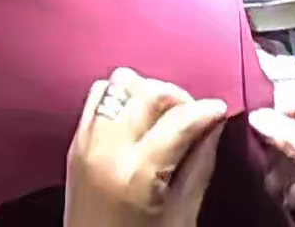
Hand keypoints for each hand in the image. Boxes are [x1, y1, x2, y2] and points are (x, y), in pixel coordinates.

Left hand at [65, 67, 227, 226]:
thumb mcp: (180, 218)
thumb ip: (200, 166)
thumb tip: (215, 125)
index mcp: (136, 174)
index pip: (179, 119)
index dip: (206, 110)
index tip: (220, 110)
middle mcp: (108, 149)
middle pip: (151, 91)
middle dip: (179, 98)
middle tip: (192, 117)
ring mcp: (87, 143)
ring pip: (123, 82)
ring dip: (147, 92)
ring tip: (161, 116)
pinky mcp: (75, 143)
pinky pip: (99, 94)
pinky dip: (121, 96)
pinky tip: (135, 118)